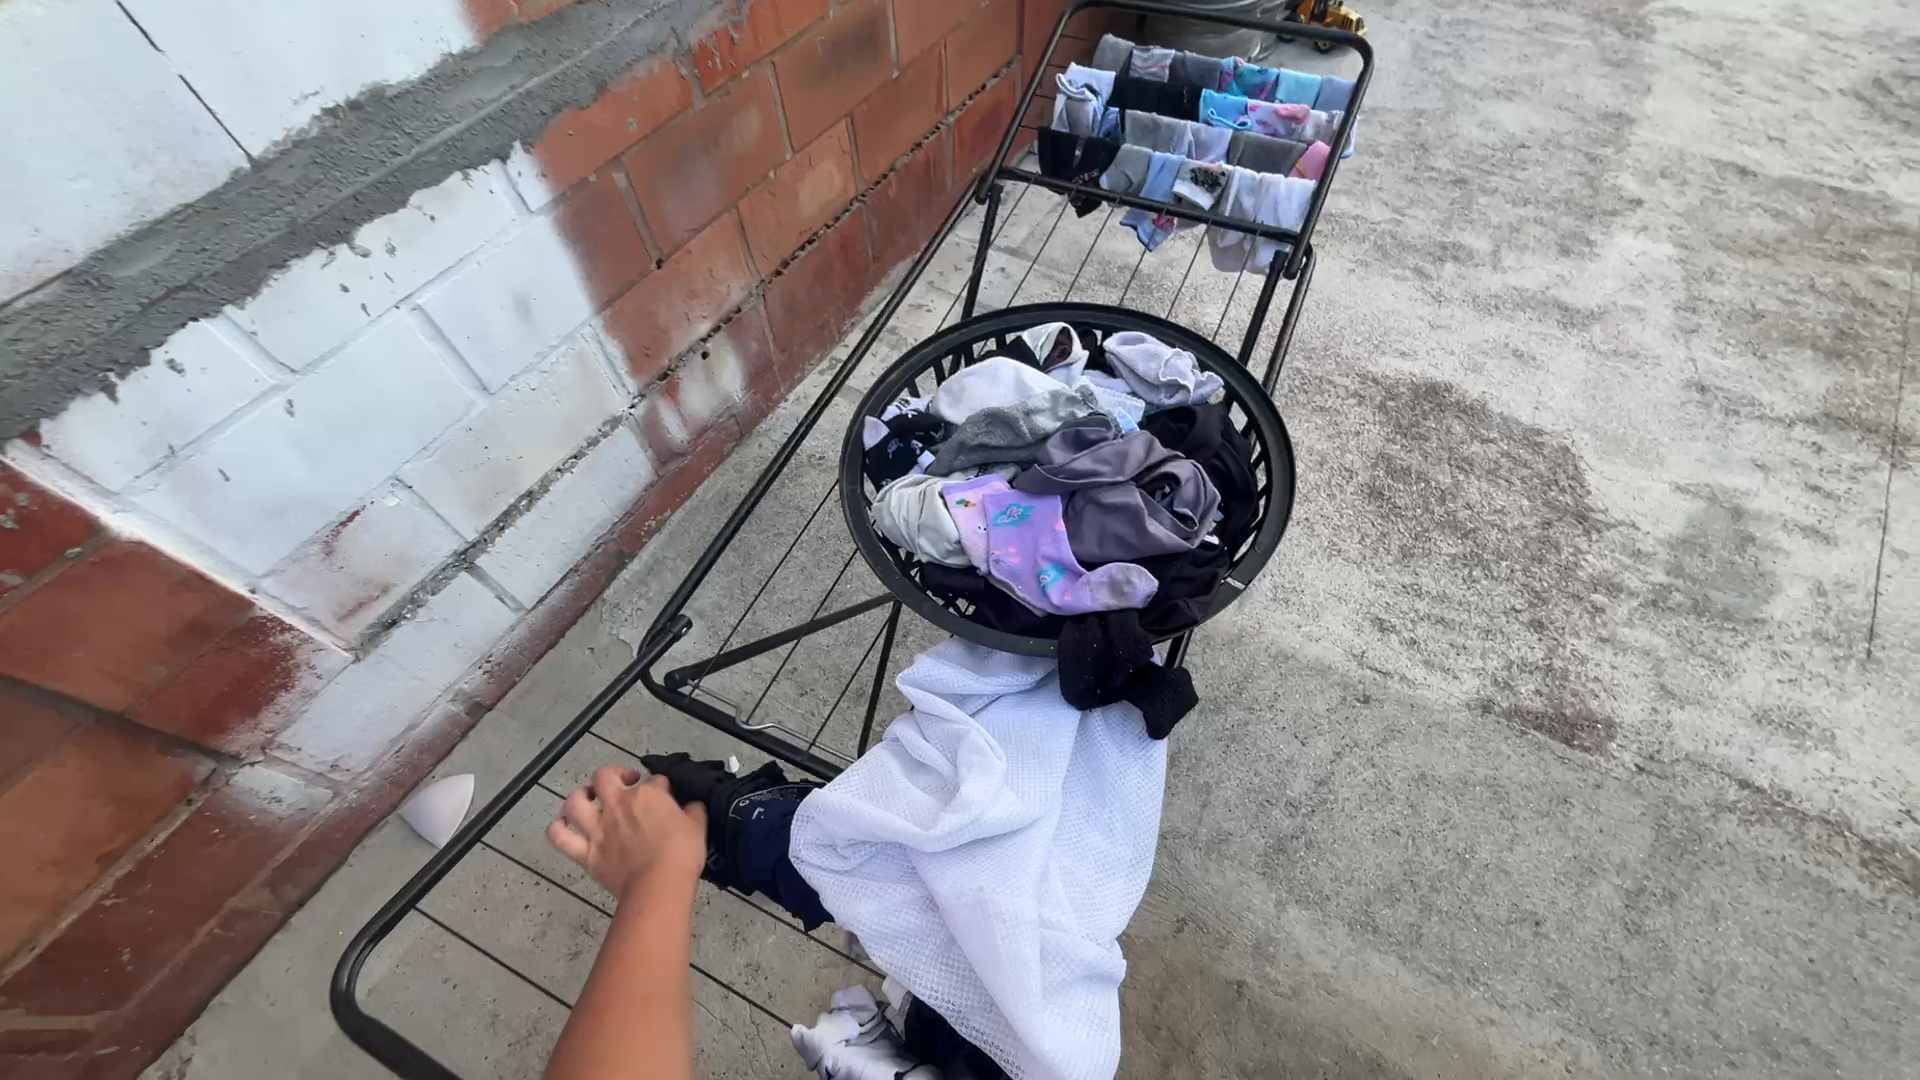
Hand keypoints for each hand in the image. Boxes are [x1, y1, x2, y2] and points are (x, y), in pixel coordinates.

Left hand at [548, 766, 706, 900]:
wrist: (658, 886)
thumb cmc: (681, 853)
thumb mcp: (698, 824)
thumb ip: (692, 809)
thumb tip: (690, 805)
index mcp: (648, 794)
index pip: (655, 779)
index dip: (662, 786)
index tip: (668, 797)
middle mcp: (618, 804)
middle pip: (605, 776)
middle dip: (615, 773)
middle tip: (627, 783)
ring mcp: (598, 828)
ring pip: (575, 802)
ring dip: (580, 795)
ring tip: (590, 798)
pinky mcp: (586, 852)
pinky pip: (560, 838)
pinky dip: (557, 828)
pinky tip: (564, 824)